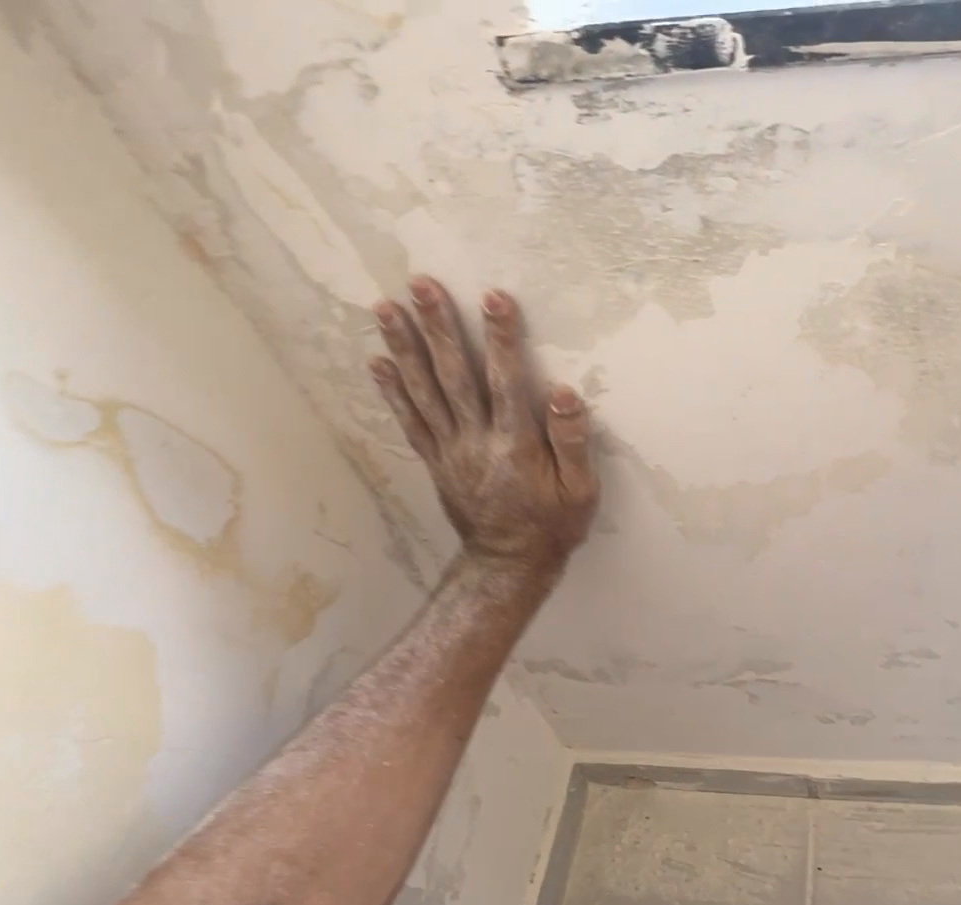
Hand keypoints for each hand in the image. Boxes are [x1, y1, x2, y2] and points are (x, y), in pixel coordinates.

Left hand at [371, 276, 597, 572]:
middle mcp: (476, 441)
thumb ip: (572, 442)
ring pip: (424, 392)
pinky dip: (394, 392)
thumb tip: (564, 392)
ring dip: (404, 348)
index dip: (501, 339)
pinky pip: (411, 422)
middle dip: (437, 327)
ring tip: (385, 309)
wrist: (510, 564)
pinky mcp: (437, 462)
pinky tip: (379, 362)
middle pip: (453, 376)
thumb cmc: (554, 525)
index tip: (492, 298)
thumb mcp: (581, 490)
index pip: (507, 381)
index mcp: (515, 444)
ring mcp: (451, 451)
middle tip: (419, 285)